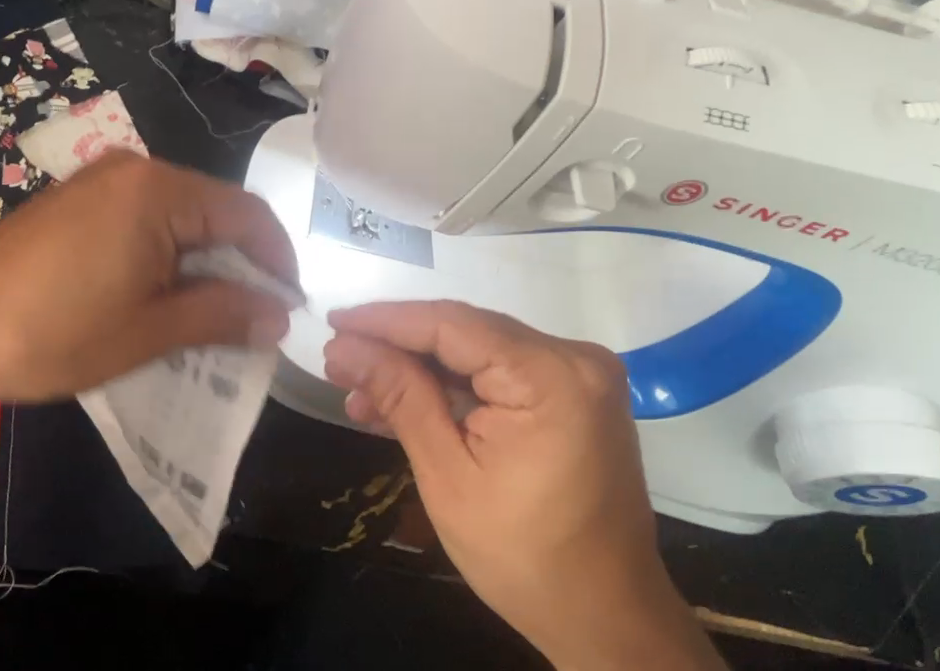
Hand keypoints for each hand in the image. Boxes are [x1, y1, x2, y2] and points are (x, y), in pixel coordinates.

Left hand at [0, 152, 297, 404]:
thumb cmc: (53, 333)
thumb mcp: (148, 331)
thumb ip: (221, 314)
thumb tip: (278, 315)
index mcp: (158, 190)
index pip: (246, 213)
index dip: (277, 261)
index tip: (289, 309)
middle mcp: (131, 170)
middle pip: (211, 211)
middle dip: (236, 265)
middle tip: (250, 323)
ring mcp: (96, 182)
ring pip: (174, 218)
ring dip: (197, 264)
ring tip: (204, 319)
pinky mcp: (71, 202)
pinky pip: (138, 220)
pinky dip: (160, 256)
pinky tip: (154, 298)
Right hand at [324, 301, 723, 670]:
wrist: (606, 618)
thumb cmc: (525, 556)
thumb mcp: (447, 474)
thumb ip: (399, 396)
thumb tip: (343, 346)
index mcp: (551, 377)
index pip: (451, 325)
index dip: (384, 321)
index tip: (332, 324)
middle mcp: (574, 359)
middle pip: (464, 334)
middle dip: (395, 348)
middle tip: (338, 364)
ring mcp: (578, 376)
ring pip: (476, 352)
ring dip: (418, 370)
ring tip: (358, 391)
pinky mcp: (572, 395)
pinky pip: (497, 374)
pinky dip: (452, 387)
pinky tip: (402, 403)